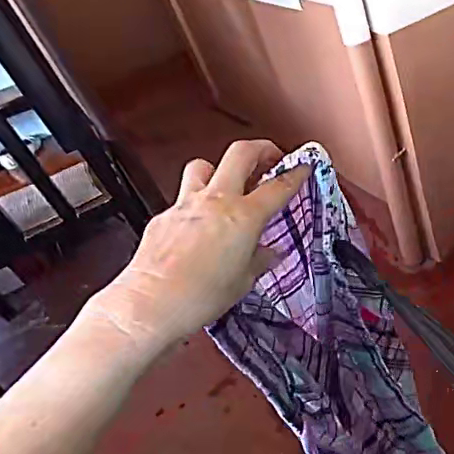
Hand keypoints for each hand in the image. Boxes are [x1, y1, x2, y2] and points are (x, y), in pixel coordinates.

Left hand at [81, 140, 307, 351]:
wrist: (151, 304)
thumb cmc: (199, 296)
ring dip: (220, 168)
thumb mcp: (243, 281)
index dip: (295, 174)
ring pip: (204, 166)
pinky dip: (196, 202)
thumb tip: (268, 254)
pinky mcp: (164, 216)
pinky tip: (201, 222)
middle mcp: (215, 202)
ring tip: (228, 182)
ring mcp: (186, 205)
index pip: (278, 186)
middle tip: (270, 156)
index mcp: (244, 217)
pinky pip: (183, 197)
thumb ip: (259, 260)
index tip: (302, 168)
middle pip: (240, 154)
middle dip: (261, 149)